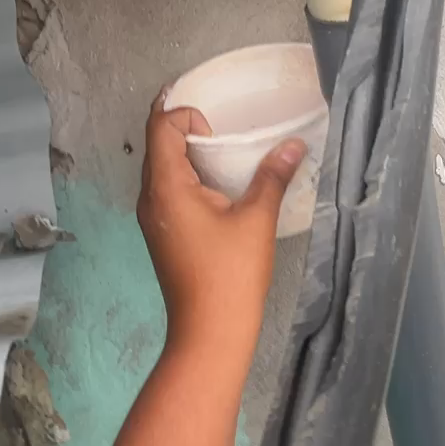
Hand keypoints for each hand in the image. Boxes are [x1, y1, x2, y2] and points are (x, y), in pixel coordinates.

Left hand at [136, 91, 304, 355]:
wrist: (209, 333)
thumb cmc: (230, 274)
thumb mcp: (256, 219)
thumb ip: (273, 176)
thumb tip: (293, 143)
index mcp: (165, 187)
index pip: (159, 127)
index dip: (183, 112)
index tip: (217, 128)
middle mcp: (150, 198)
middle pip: (157, 145)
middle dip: (185, 128)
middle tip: (223, 128)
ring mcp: (153, 218)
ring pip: (162, 169)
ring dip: (188, 154)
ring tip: (225, 154)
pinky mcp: (163, 234)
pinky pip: (168, 190)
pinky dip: (188, 177)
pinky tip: (219, 188)